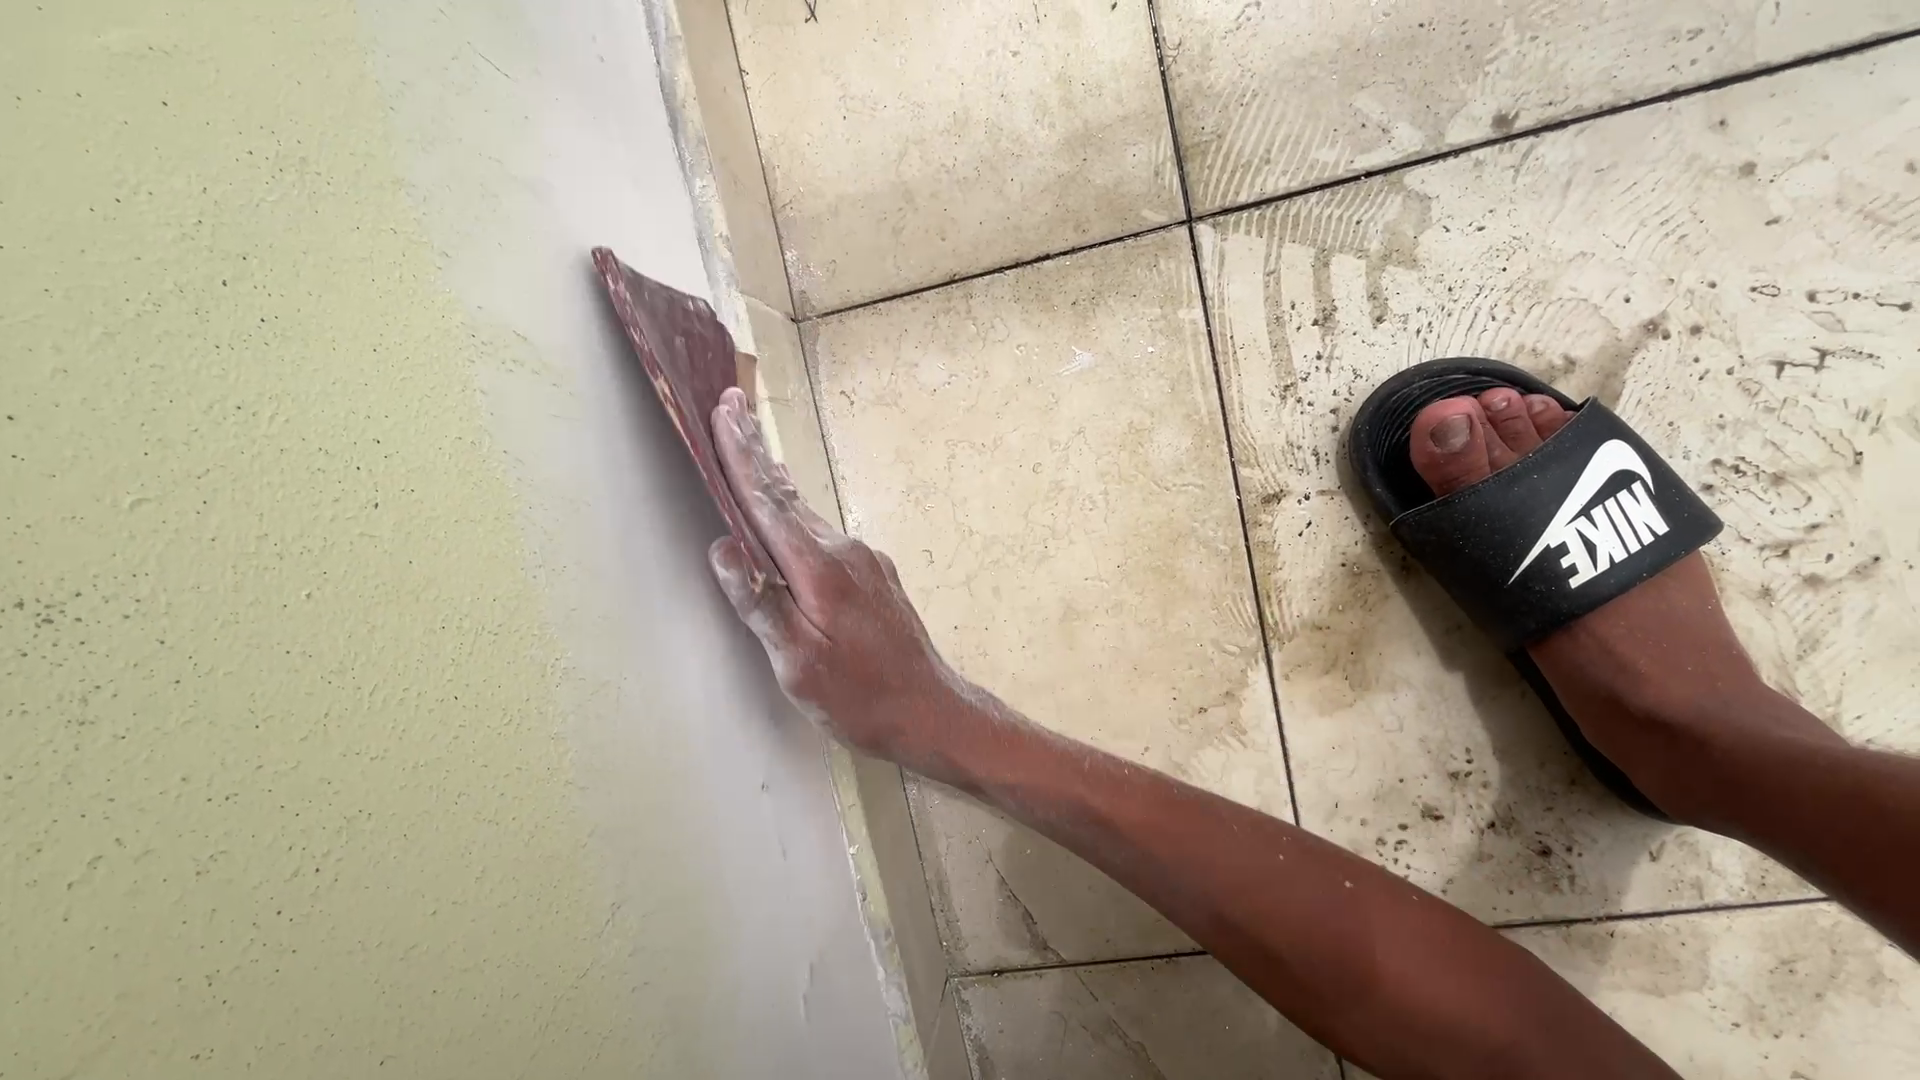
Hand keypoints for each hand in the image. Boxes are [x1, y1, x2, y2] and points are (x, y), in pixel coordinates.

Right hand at [707, 387, 966, 765]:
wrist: (931, 711)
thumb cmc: (859, 697)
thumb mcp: (798, 662)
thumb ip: (762, 603)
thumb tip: (724, 548)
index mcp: (821, 568)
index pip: (770, 501)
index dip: (744, 456)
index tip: (725, 410)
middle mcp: (847, 551)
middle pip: (789, 499)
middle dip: (757, 455)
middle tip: (733, 408)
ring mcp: (867, 562)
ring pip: (809, 518)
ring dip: (777, 488)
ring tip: (755, 454)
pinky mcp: (876, 578)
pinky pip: (827, 538)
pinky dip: (799, 521)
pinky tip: (792, 521)